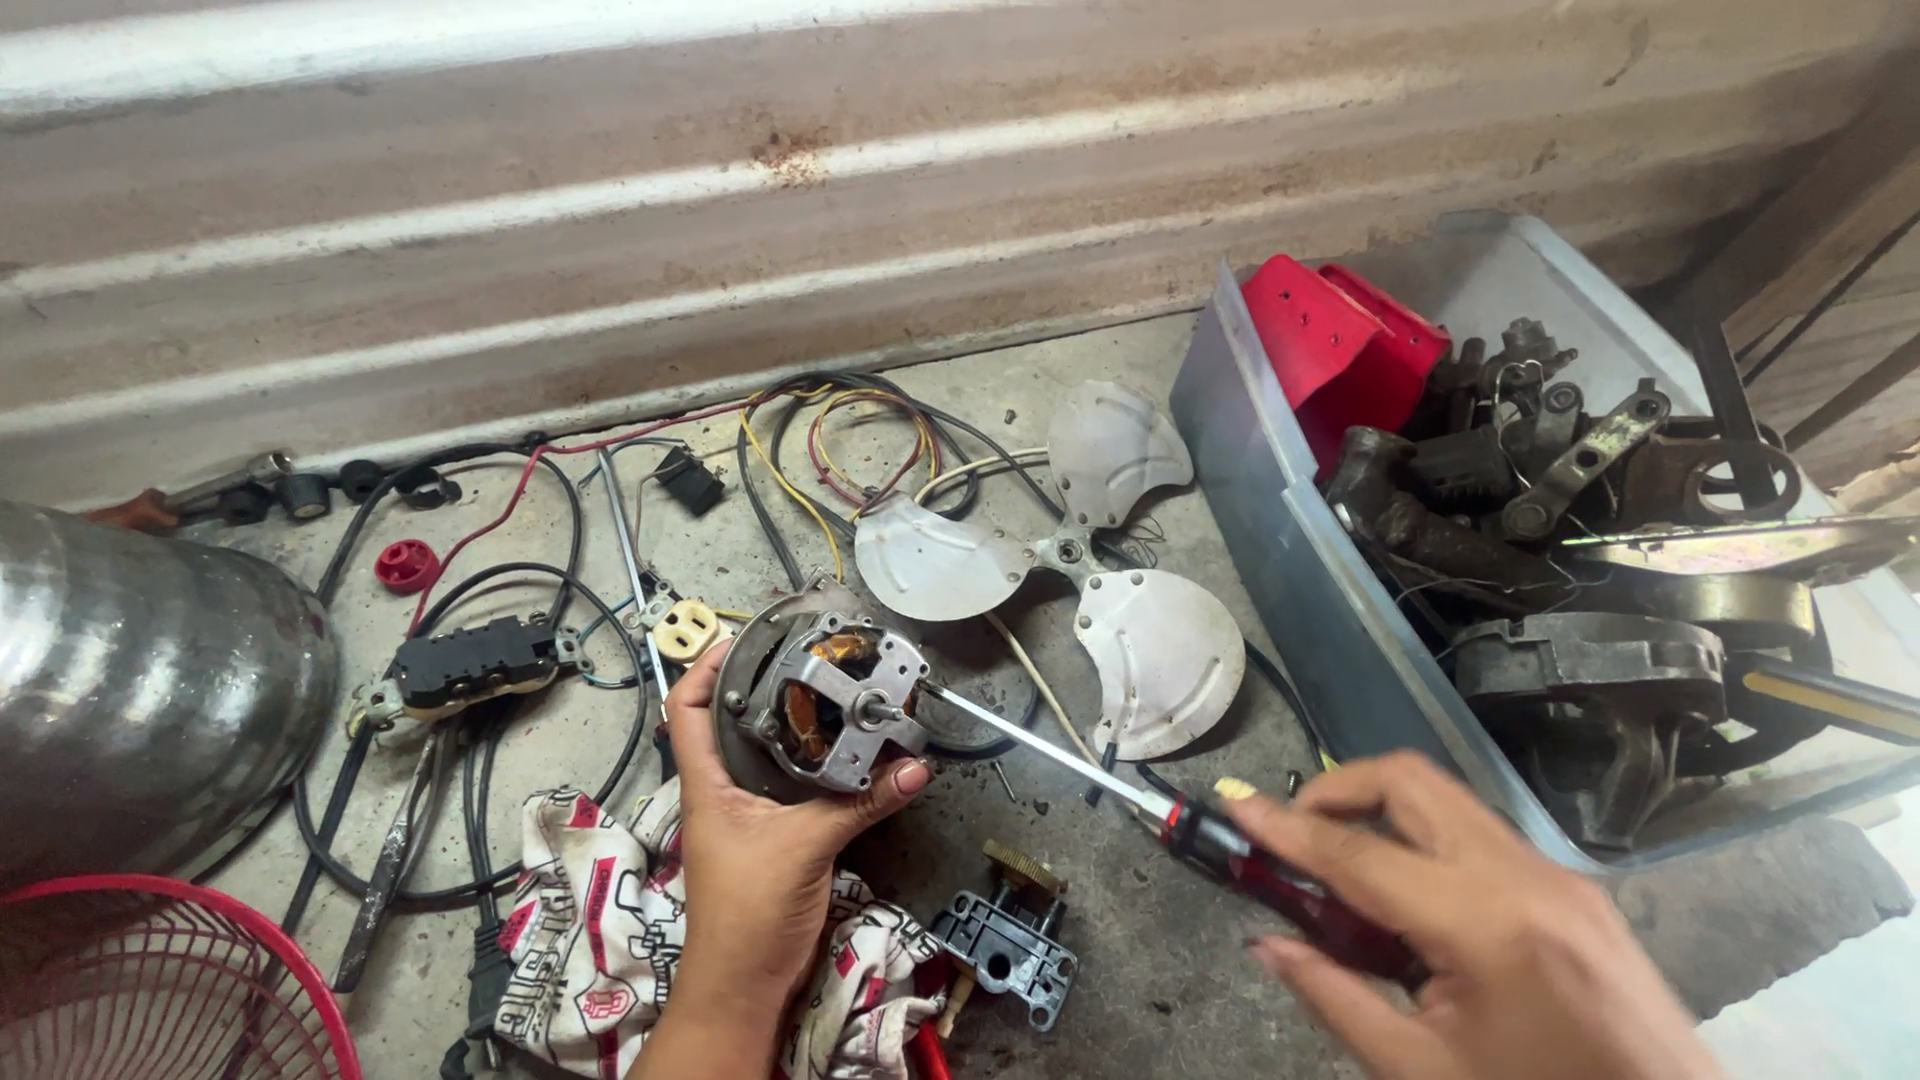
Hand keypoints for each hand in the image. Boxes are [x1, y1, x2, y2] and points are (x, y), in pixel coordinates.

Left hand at [661, 641, 932, 1023]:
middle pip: (729, 720)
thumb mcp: (803, 847)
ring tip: (829, 689)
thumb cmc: (750, 911)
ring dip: (792, 722)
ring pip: (765, 750)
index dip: (705, 667)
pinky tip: (847, 748)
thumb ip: (858, 804)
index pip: (686, 709)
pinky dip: (816, 760)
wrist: (746, 983)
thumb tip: (913, 769)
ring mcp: (748, 810)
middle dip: (761, 685)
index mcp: (708, 783)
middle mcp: (723, 788)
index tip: (742, 639)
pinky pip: (794, 781)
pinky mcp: (776, 830)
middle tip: (804, 657)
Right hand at [1222, 752, 1723, 1079]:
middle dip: (1337, 789)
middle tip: (1294, 832)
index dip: (1286, 827)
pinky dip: (1417, 833)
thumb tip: (1265, 944)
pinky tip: (1405, 893)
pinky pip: (1472, 829)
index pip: (1358, 855)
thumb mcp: (1425, 1076)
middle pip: (1409, 782)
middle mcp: (1527, 876)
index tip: (1235, 800)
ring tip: (1340, 861)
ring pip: (1442, 795)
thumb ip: (1335, 998)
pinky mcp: (1571, 887)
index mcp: (1490, 926)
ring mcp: (1557, 875)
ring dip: (1376, 807)